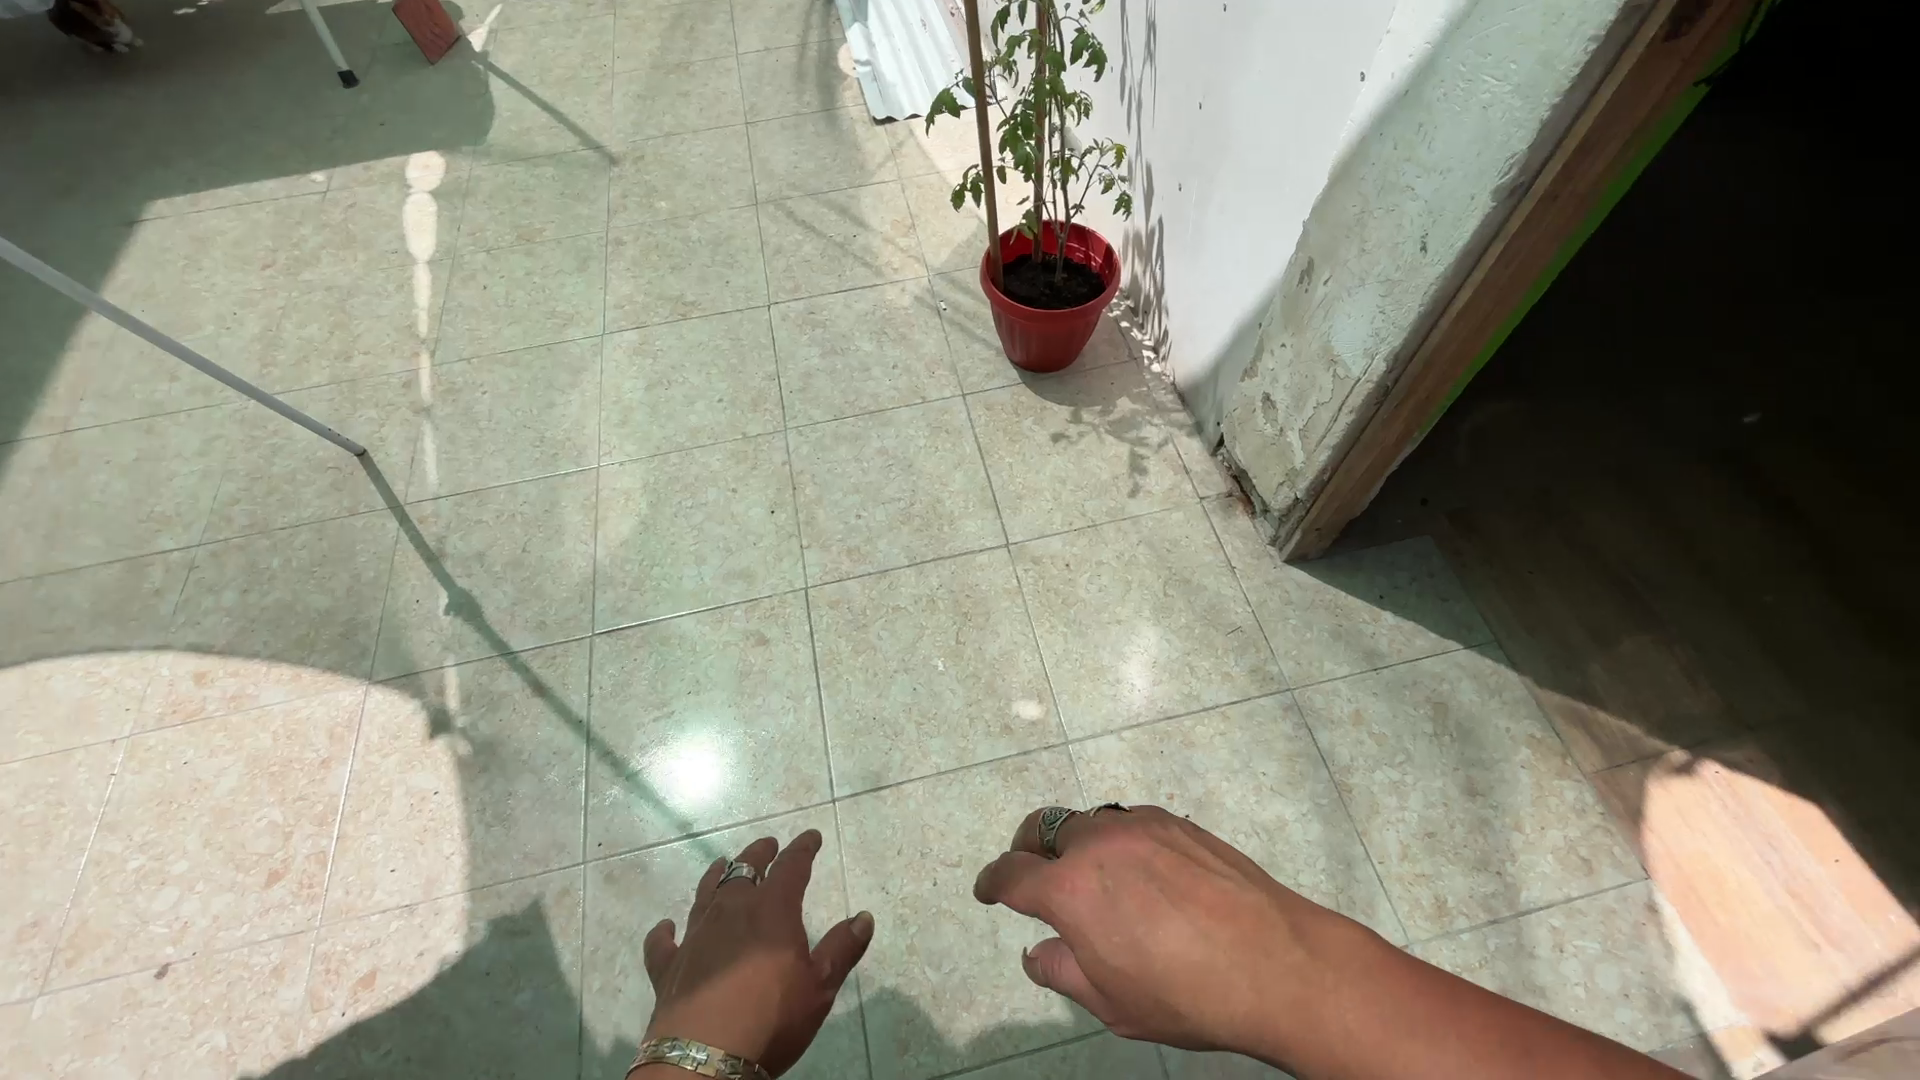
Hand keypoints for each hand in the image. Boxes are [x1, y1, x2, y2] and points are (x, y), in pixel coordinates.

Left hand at [640, 830, 873, 1077]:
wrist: (705, 1059)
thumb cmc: (772, 1018)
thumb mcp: (820, 986)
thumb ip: (842, 949)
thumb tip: (864, 917)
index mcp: (772, 909)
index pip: (791, 866)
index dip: (803, 848)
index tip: (811, 837)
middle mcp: (732, 910)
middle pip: (744, 869)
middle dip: (759, 854)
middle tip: (768, 845)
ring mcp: (695, 936)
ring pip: (705, 893)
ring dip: (716, 876)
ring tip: (723, 865)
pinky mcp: (668, 966)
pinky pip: (663, 941)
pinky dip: (665, 931)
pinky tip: (667, 927)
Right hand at [972, 804, 1378, 1063]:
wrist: (1278, 963)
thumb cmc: (1186, 995)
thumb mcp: (1111, 1003)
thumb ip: (1062, 971)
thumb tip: (1038, 952)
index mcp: (1069, 889)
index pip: (1010, 874)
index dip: (991, 882)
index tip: (986, 889)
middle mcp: (1096, 842)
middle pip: (1043, 829)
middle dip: (1028, 849)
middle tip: (1034, 874)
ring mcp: (1138, 824)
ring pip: (1087, 821)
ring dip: (1076, 844)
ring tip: (1096, 878)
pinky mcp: (1175, 821)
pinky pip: (1129, 822)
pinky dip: (1118, 841)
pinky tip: (1144, 873)